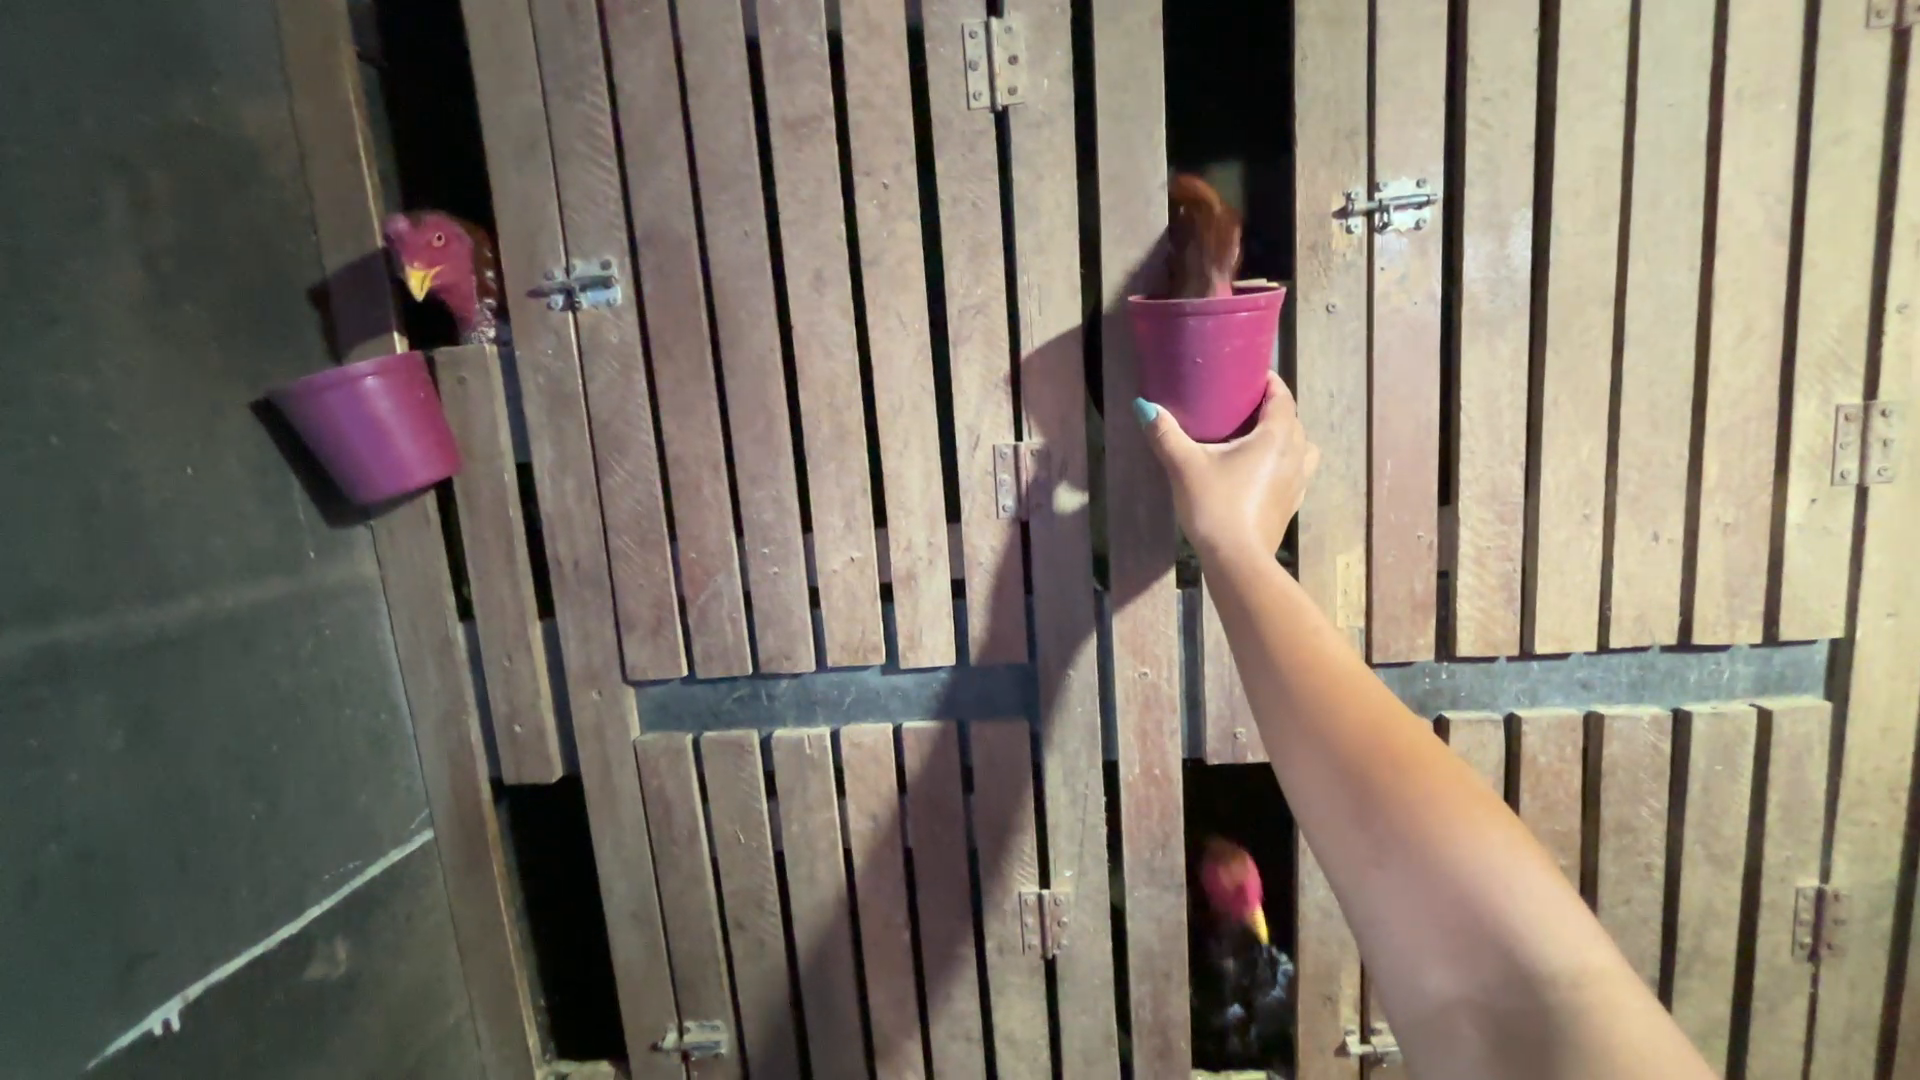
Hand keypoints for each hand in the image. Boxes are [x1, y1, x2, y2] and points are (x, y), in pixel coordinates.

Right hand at [1135, 371, 1319, 561]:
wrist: (1237, 559)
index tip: (1253, 376)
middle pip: (1293, 421)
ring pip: (1302, 448)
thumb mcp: (1184, 466)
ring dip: (1287, 438)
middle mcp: (1295, 454)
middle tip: (1246, 407)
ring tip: (1261, 440)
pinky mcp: (1292, 504)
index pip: (1282, 398)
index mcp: (1276, 437)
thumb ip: (1165, 434)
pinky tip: (1263, 473)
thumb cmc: (1215, 505)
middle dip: (1274, 409)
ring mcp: (1298, 482)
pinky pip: (1296, 472)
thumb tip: (1144, 406)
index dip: (1270, 383)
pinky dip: (1285, 464)